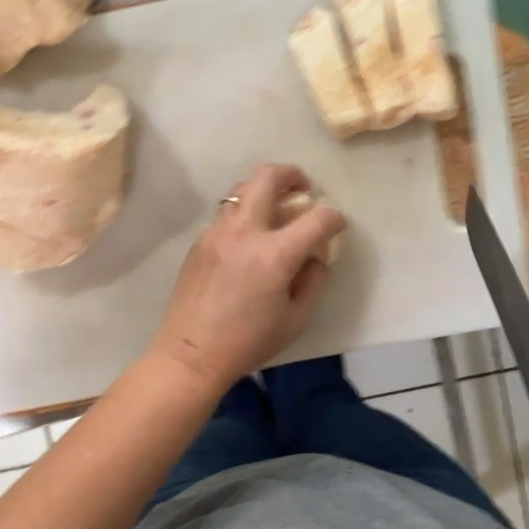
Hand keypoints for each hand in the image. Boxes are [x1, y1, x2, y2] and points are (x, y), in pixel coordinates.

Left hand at [149, 164, 346, 387]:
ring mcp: (216, 233)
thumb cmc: (248, 342)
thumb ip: (313, 281)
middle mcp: (243, 232)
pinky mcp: (199, 243)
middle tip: (302, 188)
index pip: (317, 218)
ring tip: (275, 211)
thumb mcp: (296, 319)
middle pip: (267, 176)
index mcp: (274, 254)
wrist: (192, 354)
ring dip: (263, 192)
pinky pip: (226, 216)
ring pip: (241, 190)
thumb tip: (316, 257)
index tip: (337, 227)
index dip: (335, 218)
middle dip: (292, 174)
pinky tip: (248, 241)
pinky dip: (244, 216)